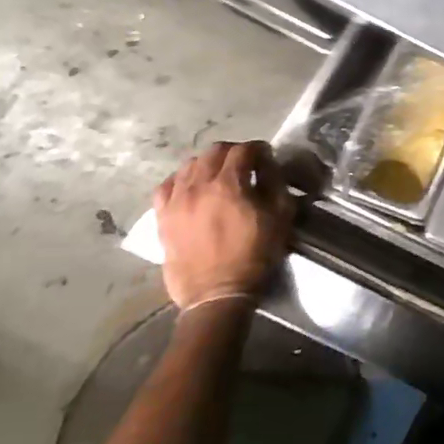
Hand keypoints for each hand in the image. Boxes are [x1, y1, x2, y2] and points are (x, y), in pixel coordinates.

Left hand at [153, 141, 292, 310]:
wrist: (217, 294)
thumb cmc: (254, 254)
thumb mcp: (280, 215)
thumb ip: (275, 182)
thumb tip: (266, 164)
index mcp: (228, 184)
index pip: (243, 149)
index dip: (258, 149)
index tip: (265, 157)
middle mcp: (198, 186)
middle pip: (214, 151)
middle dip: (233, 152)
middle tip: (244, 165)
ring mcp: (176, 201)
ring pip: (189, 165)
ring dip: (207, 164)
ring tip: (217, 177)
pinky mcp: (162, 218)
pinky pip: (165, 187)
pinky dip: (179, 181)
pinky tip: (190, 189)